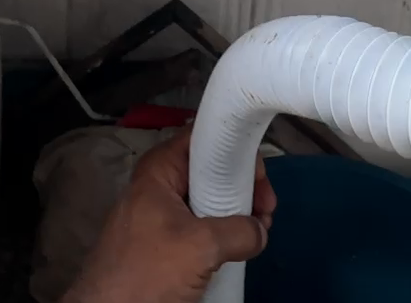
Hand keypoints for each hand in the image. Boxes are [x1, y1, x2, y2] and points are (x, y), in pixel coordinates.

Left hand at [62, 130, 276, 302]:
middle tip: (265, 208)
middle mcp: (159, 183)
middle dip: (243, 187)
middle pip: (211, 169)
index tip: (260, 176)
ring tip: (257, 231)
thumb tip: (259, 232)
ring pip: (207, 199)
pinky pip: (198, 225)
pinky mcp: (161, 242)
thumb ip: (239, 232)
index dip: (238, 149)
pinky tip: (238, 247)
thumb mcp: (200, 247)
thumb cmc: (146, 272)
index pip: (206, 137)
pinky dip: (221, 233)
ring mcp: (159, 214)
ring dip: (236, 213)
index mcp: (160, 168)